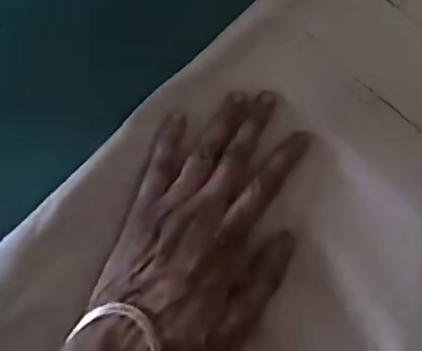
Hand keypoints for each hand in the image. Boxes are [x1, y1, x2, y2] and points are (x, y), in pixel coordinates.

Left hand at [72, 92, 311, 350]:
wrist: (121, 347)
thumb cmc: (183, 336)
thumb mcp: (233, 325)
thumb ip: (262, 281)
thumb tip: (287, 236)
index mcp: (227, 239)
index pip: (263, 187)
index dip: (284, 159)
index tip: (300, 135)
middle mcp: (203, 212)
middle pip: (234, 159)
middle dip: (253, 126)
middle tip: (267, 97)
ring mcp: (171, 206)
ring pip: (202, 153)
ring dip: (221, 122)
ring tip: (235, 96)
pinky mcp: (143, 209)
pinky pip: (157, 167)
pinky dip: (168, 139)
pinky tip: (178, 116)